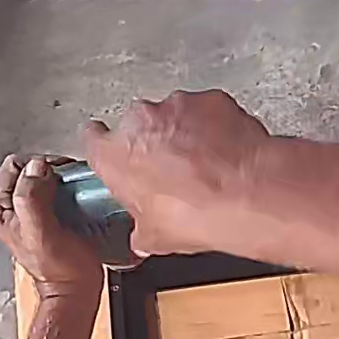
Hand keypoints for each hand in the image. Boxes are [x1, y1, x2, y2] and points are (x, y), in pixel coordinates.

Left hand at [0, 154, 101, 299]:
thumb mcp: (41, 233)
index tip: (59, 177)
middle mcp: (14, 207)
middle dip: (54, 171)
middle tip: (71, 185)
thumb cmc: (58, 270)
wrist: (76, 289)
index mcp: (0, 209)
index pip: (16, 165)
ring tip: (78, 191)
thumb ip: (32, 199)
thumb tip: (36, 167)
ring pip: (48, 176)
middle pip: (33, 168)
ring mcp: (34, 210)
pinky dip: (73, 188)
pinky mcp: (52, 214)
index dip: (39, 166)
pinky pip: (61, 189)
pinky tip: (81, 198)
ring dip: (66, 179)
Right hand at [85, 90, 272, 255]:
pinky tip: (224, 152)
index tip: (113, 154)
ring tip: (203, 165)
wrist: (244, 195)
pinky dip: (214, 126)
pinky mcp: (211, 99)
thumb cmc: (196, 212)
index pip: (93, 141)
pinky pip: (207, 111)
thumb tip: (143, 236)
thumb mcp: (155, 238)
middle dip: (152, 145)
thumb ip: (140, 231)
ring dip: (184, 134)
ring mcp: (176, 106)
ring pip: (174, 116)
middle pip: (138, 128)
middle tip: (171, 172)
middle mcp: (140, 122)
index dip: (105, 149)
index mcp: (115, 155)